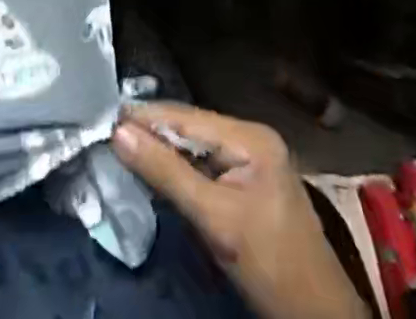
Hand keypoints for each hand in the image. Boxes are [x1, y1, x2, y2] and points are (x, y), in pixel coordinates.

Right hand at [113, 102, 365, 318]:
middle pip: (185, 126)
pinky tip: (148, 170)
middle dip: (146, 132)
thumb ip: (165, 172)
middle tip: (103, 137)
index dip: (141, 118)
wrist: (316, 316)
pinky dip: (172, 166)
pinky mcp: (242, 179)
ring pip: (188, 144)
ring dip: (156, 149)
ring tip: (117, 150)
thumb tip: (116, 132)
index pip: (182, 116)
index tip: (99, 121)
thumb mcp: (214, 218)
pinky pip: (198, 161)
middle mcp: (249, 136)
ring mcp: (248, 157)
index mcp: (249, 137)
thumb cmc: (270, 265)